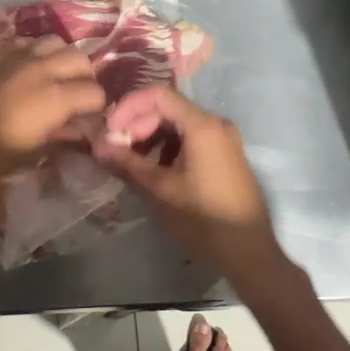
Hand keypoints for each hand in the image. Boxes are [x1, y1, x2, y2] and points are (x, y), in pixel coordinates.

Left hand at [0, 37, 106, 185]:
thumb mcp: (37, 152)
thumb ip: (64, 135)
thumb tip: (82, 128)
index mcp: (57, 97)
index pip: (95, 92)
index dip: (97, 107)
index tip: (91, 119)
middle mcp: (44, 70)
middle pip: (81, 60)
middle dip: (86, 77)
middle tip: (79, 98)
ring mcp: (23, 58)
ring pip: (58, 43)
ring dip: (65, 58)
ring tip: (60, 78)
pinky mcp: (5, 56)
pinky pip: (33, 43)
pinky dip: (41, 52)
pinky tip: (37, 70)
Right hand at [93, 86, 285, 280]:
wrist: (251, 256)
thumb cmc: (205, 221)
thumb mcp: (161, 192)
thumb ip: (128, 164)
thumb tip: (98, 146)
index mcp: (203, 125)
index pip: (158, 95)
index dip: (129, 107)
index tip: (109, 131)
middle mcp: (216, 123)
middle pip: (168, 108)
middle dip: (138, 125)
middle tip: (117, 151)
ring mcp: (224, 139)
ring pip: (178, 124)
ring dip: (151, 138)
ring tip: (131, 163)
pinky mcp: (226, 155)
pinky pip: (191, 139)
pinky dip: (169, 148)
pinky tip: (155, 171)